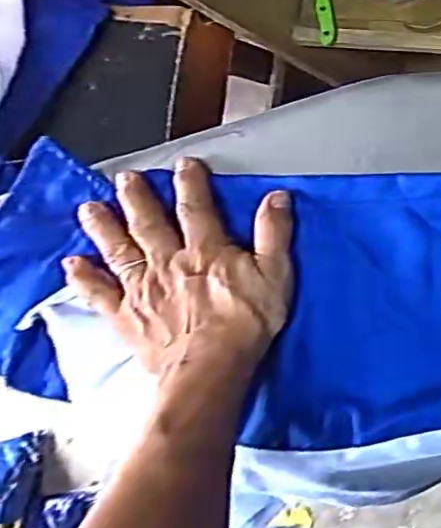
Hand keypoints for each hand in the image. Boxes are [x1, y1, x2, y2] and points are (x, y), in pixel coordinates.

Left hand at [64, 159, 293, 392]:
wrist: (210, 362)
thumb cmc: (251, 316)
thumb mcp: (278, 271)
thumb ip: (276, 232)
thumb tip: (276, 198)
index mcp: (208, 251)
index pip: (198, 210)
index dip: (191, 185)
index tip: (184, 165)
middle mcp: (168, 263)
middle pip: (150, 225)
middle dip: (137, 199)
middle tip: (124, 179)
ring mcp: (141, 288)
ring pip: (118, 250)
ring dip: (104, 227)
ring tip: (91, 208)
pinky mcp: (125, 312)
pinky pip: (99, 290)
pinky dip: (84, 275)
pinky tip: (75, 263)